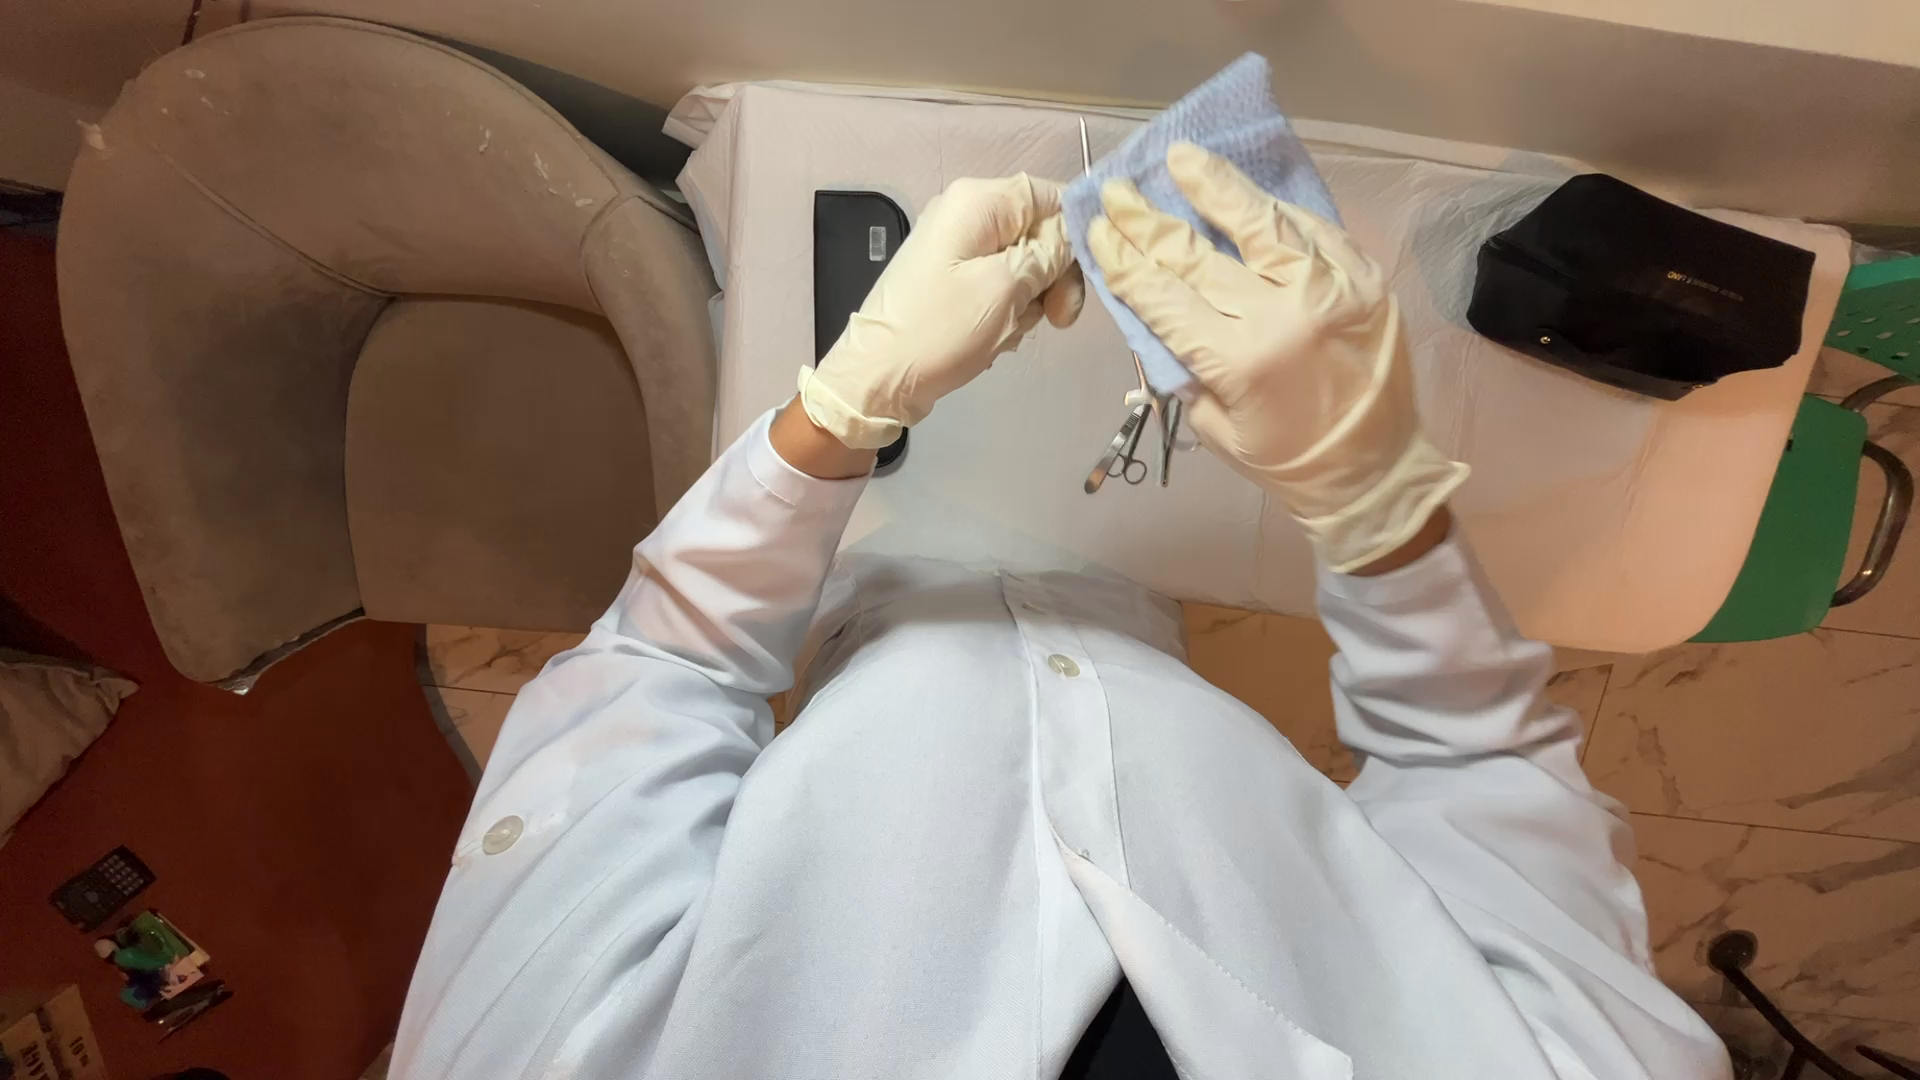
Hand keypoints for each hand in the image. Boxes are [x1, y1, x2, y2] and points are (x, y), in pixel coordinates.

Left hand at [799, 174, 1084, 448]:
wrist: (877, 379)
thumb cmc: (940, 330)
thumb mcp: (1005, 289)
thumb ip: (1048, 254)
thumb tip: (1071, 235)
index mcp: (978, 201)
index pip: (1052, 198)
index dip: (1073, 239)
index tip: (1075, 286)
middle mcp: (966, 215)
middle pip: (1038, 236)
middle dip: (1051, 280)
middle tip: (1054, 322)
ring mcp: (956, 252)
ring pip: (1021, 270)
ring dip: (1026, 306)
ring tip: (1005, 334)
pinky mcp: (950, 285)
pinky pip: (997, 292)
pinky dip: (1004, 317)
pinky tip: (991, 340)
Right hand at [1087, 142, 1466, 572]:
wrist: (1375, 467)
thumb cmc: (1283, 459)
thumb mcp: (1216, 427)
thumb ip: (1190, 369)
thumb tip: (1167, 317)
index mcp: (1237, 361)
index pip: (1164, 298)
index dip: (1125, 261)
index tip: (1099, 230)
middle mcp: (1279, 315)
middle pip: (1198, 256)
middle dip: (1149, 222)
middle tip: (1121, 190)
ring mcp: (1328, 288)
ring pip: (1259, 224)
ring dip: (1215, 187)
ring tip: (1183, 157)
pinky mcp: (1363, 277)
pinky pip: (1312, 230)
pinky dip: (1274, 210)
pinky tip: (1246, 191)